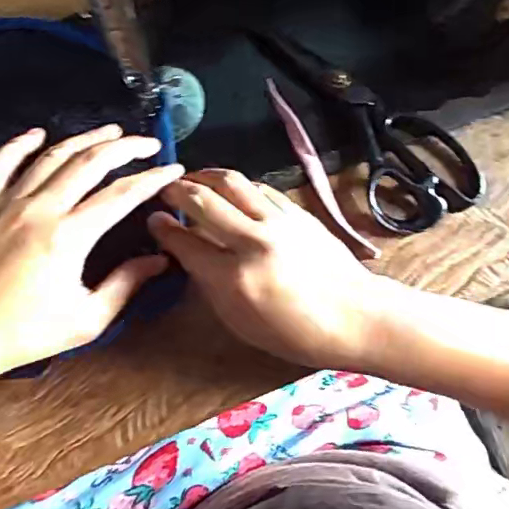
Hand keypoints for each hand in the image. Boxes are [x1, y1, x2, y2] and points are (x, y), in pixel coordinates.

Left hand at [0, 125, 183, 377]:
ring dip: (84, 139)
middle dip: (124, 147)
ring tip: (110, 132)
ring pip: (51, 157)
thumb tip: (158, 260)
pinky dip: (20, 145)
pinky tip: (38, 134)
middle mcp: (39, 209)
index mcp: (68, 236)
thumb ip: (125, 285)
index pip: (120, 195)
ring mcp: (6, 204)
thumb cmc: (22, 336)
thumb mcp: (85, 320)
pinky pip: (0, 164)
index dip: (151, 179)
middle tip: (147, 143)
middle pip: (89, 163)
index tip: (173, 169)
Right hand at [148, 169, 395, 367]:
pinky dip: (238, 185)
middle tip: (164, 189)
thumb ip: (210, 284)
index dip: (163, 228)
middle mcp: (253, 242)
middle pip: (203, 200)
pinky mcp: (297, 211)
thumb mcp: (240, 321)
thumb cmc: (294, 332)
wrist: (354, 316)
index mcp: (234, 279)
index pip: (185, 242)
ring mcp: (278, 222)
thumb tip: (187, 251)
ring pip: (232, 182)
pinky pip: (259, 188)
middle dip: (176, 190)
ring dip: (204, 175)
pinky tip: (229, 190)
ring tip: (191, 178)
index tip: (153, 219)